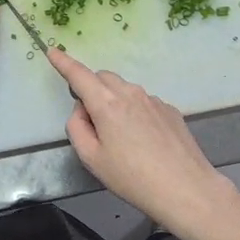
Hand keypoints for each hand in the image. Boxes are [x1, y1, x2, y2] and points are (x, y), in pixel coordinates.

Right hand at [47, 48, 234, 236]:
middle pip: (102, 78)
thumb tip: (82, 110)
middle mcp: (130, 93)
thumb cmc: (132, 178)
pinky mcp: (170, 110)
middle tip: (91, 122)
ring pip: (124, 89)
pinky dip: (134, 111)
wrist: (186, 189)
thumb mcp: (91, 158)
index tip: (53, 51)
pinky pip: (143, 102)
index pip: (79, 74)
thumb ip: (77, 127)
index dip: (63, 62)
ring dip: (113, 100)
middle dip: (90, 88)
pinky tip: (144, 141)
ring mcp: (153, 100)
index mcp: (106, 104)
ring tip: (121, 138)